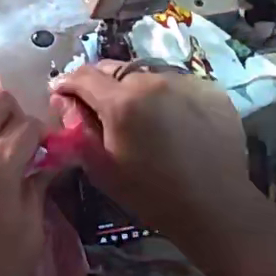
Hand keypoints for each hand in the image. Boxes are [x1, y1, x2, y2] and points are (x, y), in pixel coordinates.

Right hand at [50, 61, 266, 247]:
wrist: (215, 206)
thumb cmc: (151, 193)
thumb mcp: (103, 167)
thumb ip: (78, 128)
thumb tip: (63, 100)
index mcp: (122, 102)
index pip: (83, 76)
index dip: (67, 82)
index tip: (60, 92)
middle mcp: (152, 82)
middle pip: (114, 69)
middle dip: (99, 83)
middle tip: (97, 106)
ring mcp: (184, 82)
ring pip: (146, 74)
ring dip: (133, 88)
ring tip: (138, 115)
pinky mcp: (208, 89)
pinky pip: (175, 84)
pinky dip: (164, 96)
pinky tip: (169, 120)